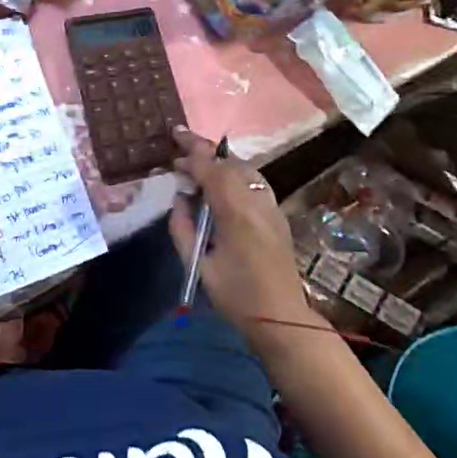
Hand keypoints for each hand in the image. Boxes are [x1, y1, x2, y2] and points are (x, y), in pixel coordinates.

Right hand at [169, 128, 321, 337]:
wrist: (283, 318)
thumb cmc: (236, 296)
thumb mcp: (198, 265)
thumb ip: (182, 227)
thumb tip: (179, 199)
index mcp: (235, 213)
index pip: (211, 170)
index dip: (191, 153)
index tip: (174, 141)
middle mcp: (256, 201)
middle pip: (229, 162)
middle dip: (205, 148)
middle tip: (181, 140)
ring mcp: (271, 205)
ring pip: (245, 167)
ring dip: (221, 159)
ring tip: (199, 158)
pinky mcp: (277, 213)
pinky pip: (254, 180)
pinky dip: (235, 171)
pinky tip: (223, 179)